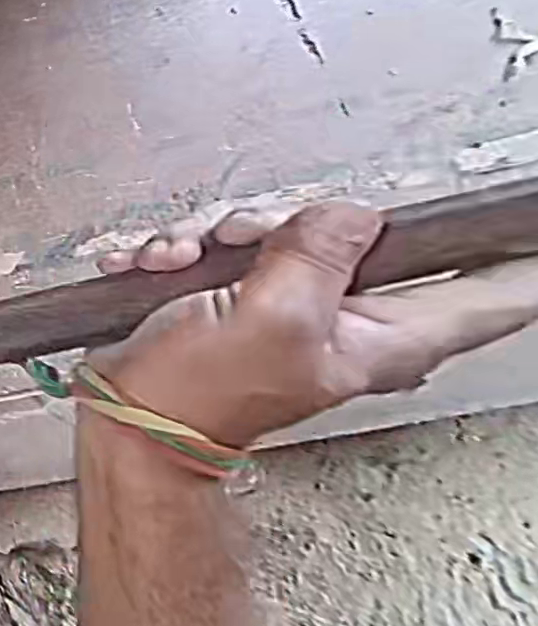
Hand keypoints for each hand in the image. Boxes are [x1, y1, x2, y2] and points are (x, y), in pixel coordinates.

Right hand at [88, 202, 537, 446]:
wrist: (124, 411)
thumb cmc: (197, 386)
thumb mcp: (268, 317)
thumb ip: (318, 257)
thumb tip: (349, 214)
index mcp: (388, 334)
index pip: (500, 288)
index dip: (503, 247)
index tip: (491, 218)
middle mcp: (338, 318)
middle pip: (341, 237)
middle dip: (271, 225)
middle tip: (234, 238)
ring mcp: (272, 307)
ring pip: (258, 239)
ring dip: (200, 239)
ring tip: (171, 262)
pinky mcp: (215, 301)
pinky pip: (204, 255)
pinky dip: (169, 253)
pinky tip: (145, 267)